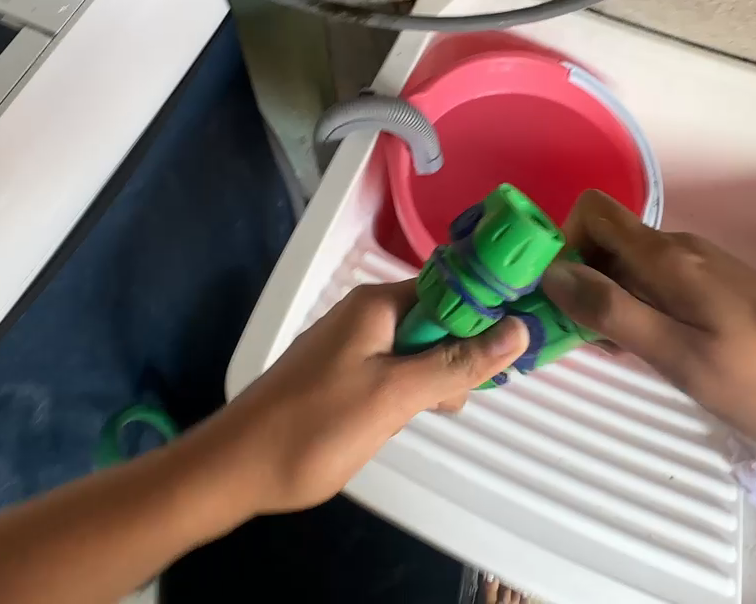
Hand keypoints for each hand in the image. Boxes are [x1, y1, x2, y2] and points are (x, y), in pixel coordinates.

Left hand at [204, 280, 529, 513]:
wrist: (237, 467)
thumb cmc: (316, 425)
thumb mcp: (395, 396)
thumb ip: (456, 363)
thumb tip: (517, 329)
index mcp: (379, 304)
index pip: (450, 287)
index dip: (486, 309)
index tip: (517, 341)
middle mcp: (368, 313)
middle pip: (438, 317)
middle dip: (461, 350)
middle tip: (466, 393)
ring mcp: (355, 343)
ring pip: (420, 346)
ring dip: (438, 375)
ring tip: (437, 411)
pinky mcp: (346, 372)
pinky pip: (397, 367)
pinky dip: (413, 388)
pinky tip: (412, 417)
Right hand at [540, 190, 755, 456]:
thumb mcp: (683, 358)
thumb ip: (615, 313)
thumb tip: (553, 273)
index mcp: (668, 258)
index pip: (593, 213)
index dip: (562, 242)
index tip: (550, 293)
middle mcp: (680, 250)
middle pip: (607, 241)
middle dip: (577, 278)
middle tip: (568, 335)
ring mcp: (702, 269)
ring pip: (630, 267)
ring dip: (606, 299)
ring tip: (602, 352)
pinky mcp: (718, 290)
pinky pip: (658, 285)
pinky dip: (636, 309)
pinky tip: (647, 353)